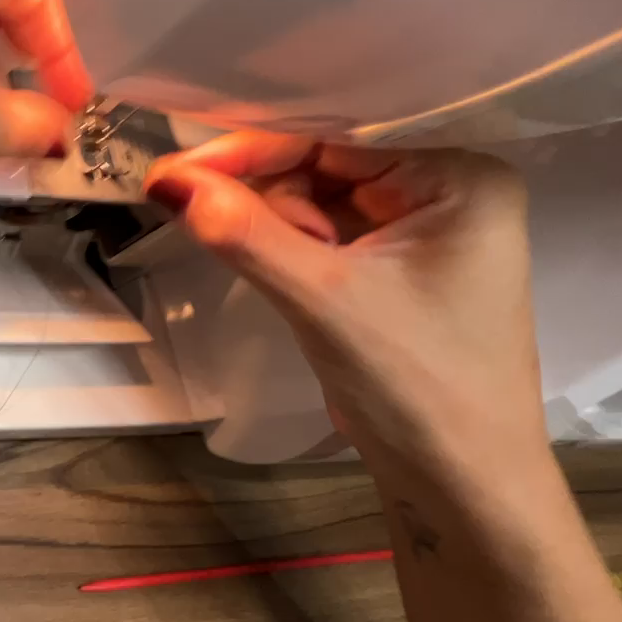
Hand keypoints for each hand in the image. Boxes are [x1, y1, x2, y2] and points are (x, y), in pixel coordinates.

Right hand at [142, 133, 545, 479]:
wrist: (457, 481)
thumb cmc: (414, 384)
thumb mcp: (322, 300)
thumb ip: (244, 234)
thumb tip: (163, 182)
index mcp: (457, 178)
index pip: (333, 139)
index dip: (250, 151)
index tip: (172, 173)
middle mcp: (441, 189)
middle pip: (319, 162)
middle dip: (257, 189)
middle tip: (192, 211)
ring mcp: (413, 228)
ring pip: (310, 195)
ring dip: (267, 220)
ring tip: (256, 259)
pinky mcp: (385, 262)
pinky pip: (315, 229)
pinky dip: (278, 240)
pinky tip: (262, 259)